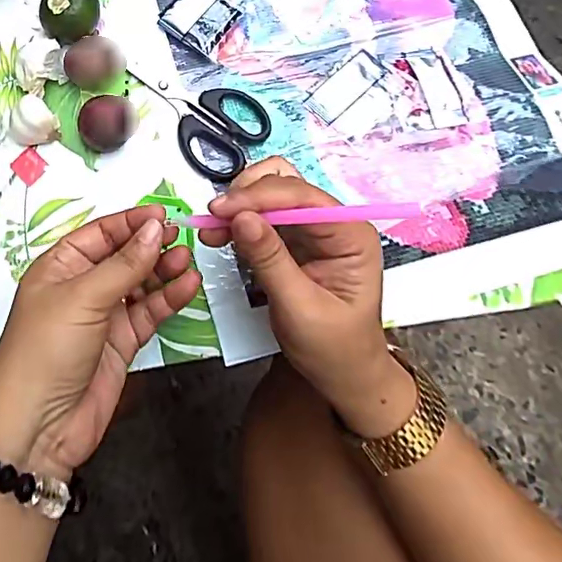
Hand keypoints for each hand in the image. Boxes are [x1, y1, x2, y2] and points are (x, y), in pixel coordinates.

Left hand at [0, 205, 201, 480]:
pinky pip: (149, 312)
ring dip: (164, 270)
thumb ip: (124, 264)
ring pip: (140, 283)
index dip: (131, 222)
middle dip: (151, 245)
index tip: (163, 215)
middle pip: (123, 255)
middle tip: (181, 237)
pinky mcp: (121, 342)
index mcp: (60, 265)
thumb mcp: (83, 298)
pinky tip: (187, 286)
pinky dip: (168, 299)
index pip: (101, 232)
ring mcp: (102, 315)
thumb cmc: (44, 352)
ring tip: (188, 260)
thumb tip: (154, 228)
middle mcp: (81, 286)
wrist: (39, 427)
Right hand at [199, 157, 414, 437]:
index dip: (259, 196)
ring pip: (269, 193)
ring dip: (238, 204)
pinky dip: (236, 220)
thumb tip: (240, 218)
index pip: (302, 196)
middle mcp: (332, 222)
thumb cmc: (334, 349)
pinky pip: (260, 215)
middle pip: (285, 184)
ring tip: (212, 228)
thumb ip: (270, 260)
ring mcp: (311, 229)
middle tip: (214, 217)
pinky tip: (218, 235)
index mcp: (350, 234)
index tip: (222, 209)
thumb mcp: (300, 308)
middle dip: (246, 195)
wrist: (343, 377)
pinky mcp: (291, 239)